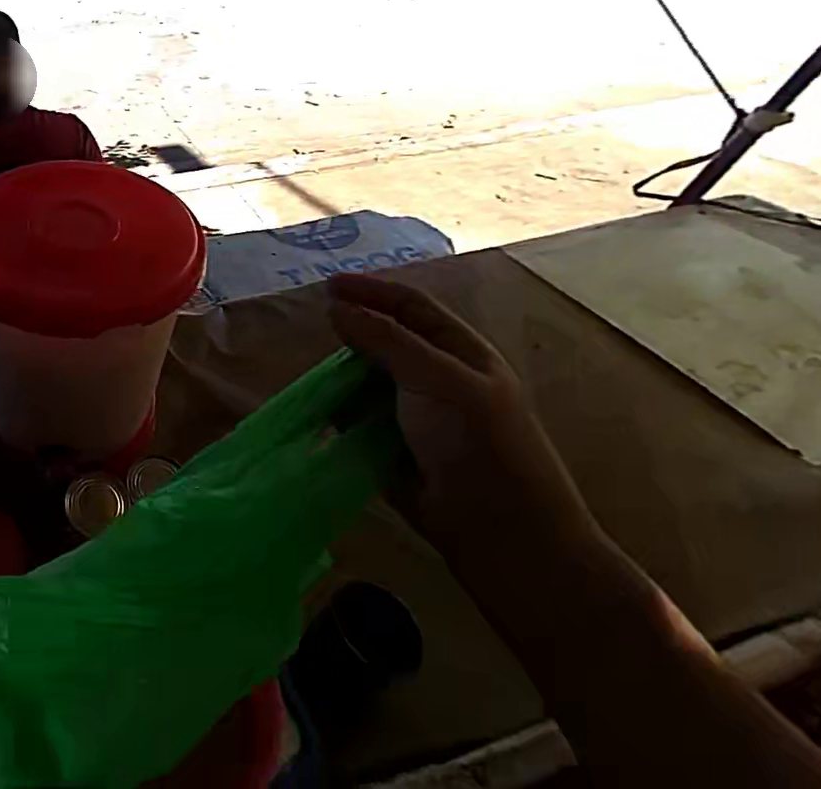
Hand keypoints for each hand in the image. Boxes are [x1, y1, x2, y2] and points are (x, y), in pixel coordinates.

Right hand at [325, 273, 548, 490]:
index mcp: (459, 351)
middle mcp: (438, 378)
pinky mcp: (398, 453)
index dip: (371, 291)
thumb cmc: (476, 442)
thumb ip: (386, 340)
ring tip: (319, 386)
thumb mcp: (436, 378)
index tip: (327, 287)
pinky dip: (343, 421)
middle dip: (354, 338)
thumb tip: (338, 308)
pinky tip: (325, 423)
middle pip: (387, 344)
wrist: (502, 533)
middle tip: (321, 340)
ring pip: (370, 386)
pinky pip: (363, 426)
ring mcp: (417, 418)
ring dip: (344, 383)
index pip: (410, 307)